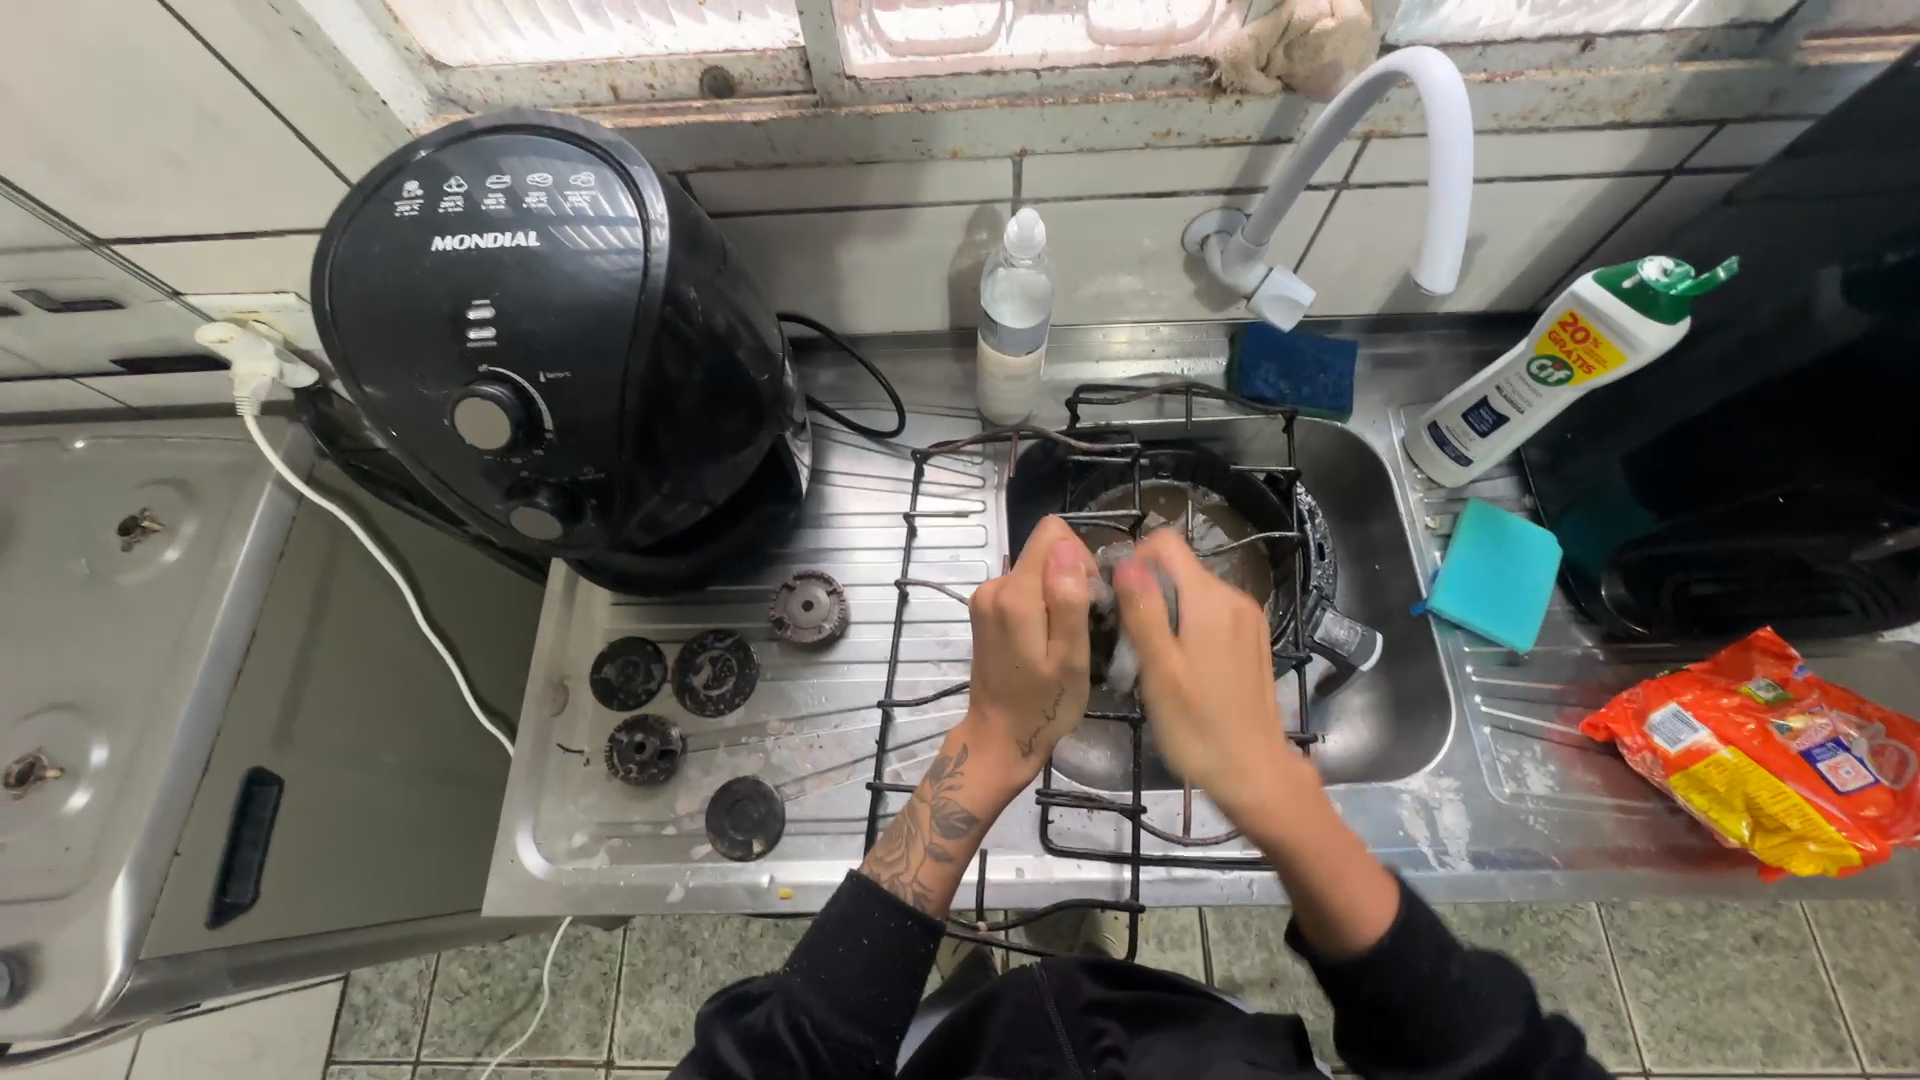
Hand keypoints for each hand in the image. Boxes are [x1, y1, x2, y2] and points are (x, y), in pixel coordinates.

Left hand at [857, 516, 1094, 916]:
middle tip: (1079, 628)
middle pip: (1045, 551)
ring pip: (1036, 570)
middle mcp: (994, 586)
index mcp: (1015, 594)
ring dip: (1057, 594)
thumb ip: (1069, 600)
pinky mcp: (985, 610)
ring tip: (1064, 639)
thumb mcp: (1070, 658)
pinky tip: (1047, 640)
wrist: (999, 736)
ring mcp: (985, 598)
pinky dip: (1042, 605)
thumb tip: (1067, 548)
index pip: (1052, 534)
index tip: (1088, 600)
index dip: (1080, 559)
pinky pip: (1024, 588)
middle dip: (1071, 578)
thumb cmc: (1043, 704)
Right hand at [1112, 528, 1315, 820]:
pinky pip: (1210, 614)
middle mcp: (1235, 597)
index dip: (1134, 561)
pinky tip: (1180, 668)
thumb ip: (1142, 611)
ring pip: (1192, 592)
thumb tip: (1126, 562)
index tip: (1118, 600)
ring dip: (1165, 613)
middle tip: (1130, 641)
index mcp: (1211, 598)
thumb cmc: (1198, 726)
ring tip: (1152, 660)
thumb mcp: (1159, 669)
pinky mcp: (1253, 639)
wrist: (1255, 774)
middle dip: (1148, 592)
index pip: (1166, 543)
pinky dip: (1188, 627)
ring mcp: (1248, 619)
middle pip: (1178, 569)